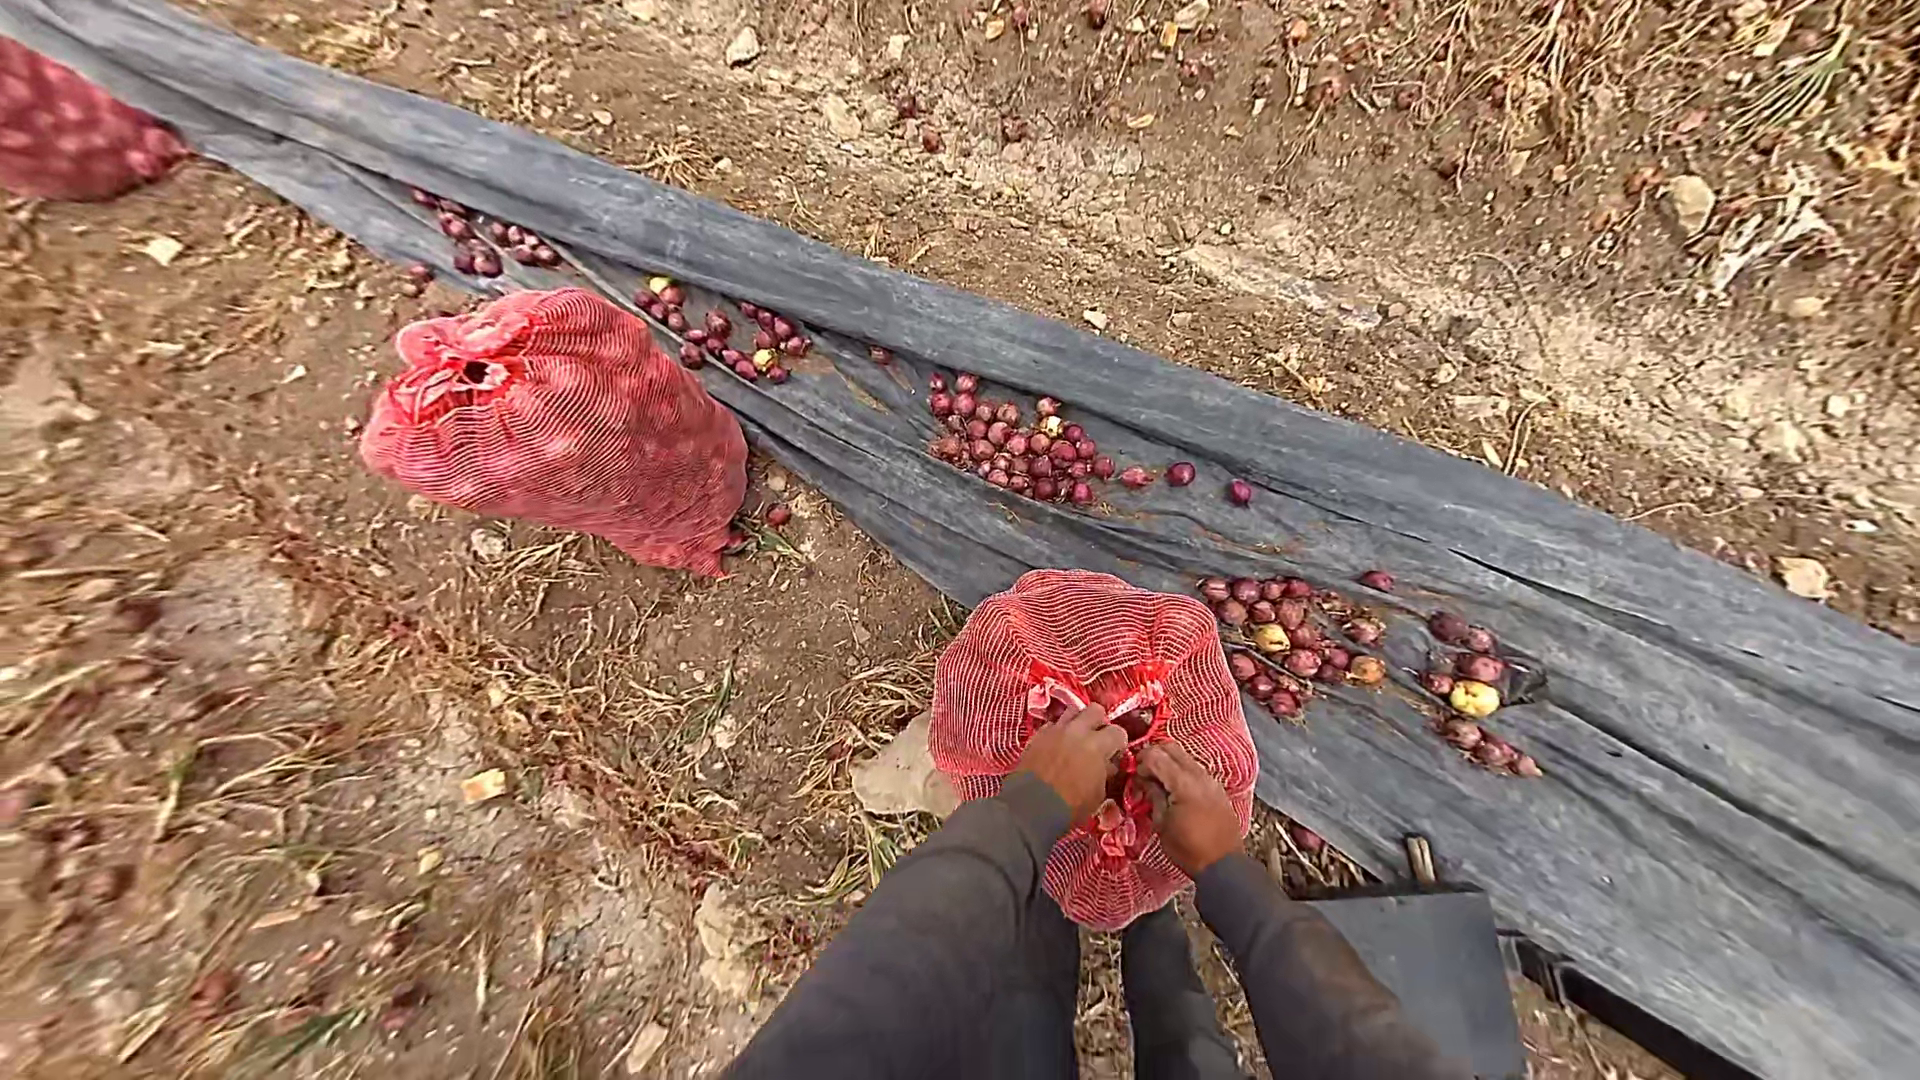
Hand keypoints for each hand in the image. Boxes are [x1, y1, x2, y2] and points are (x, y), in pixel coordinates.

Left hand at [1015, 704, 1127, 820]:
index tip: (1115, 752)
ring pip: (1072, 712)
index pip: (1118, 732)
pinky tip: (1058, 745)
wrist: (1032, 805)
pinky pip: (1053, 725)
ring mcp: (1055, 730)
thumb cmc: (1071, 805)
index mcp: (1097, 745)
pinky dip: (1058, 731)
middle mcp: (1077, 731)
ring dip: (1078, 722)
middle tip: (1097, 738)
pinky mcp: (1038, 734)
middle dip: (1099, 722)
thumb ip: (1105, 773)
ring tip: (1077, 738)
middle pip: (1095, 710)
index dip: (1119, 742)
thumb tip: (1107, 764)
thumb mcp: (1098, 794)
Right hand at [1136, 742, 1242, 876]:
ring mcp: (1211, 781)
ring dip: (1168, 762)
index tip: (1134, 775)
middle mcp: (1199, 775)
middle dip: (1153, 755)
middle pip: (1171, 748)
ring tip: (1159, 781)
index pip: (1156, 755)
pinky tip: (1175, 790)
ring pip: (1184, 756)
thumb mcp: (1161, 824)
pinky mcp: (1218, 789)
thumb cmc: (1188, 849)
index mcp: (1183, 783)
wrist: (1225, 867)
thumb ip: (1152, 795)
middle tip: (1144, 772)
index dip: (1140, 761)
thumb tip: (1144, 779)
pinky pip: (1195, 769)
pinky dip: (1181, 771)